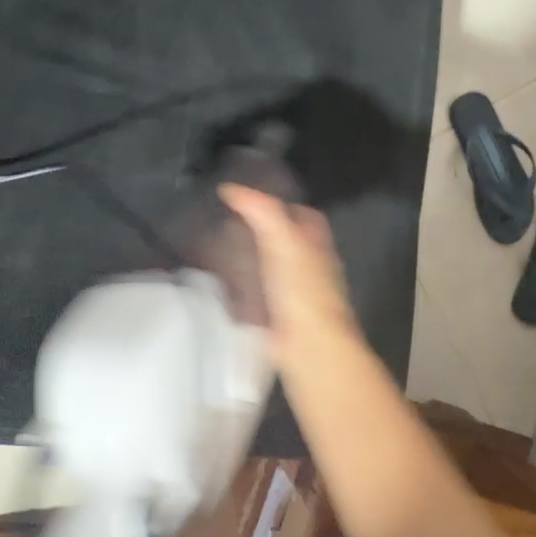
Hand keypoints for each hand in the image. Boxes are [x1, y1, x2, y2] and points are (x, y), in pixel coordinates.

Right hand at [218, 184, 362, 366]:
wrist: (309, 347)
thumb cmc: (302, 288)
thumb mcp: (282, 237)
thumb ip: (260, 209)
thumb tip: (229, 189)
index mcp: (317, 245)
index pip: (305, 216)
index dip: (283, 204)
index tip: (253, 200)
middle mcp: (311, 268)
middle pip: (287, 241)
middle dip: (262, 232)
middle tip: (229, 223)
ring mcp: (296, 295)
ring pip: (272, 269)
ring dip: (250, 260)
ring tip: (218, 249)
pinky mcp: (278, 319)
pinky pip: (258, 296)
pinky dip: (241, 289)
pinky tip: (221, 283)